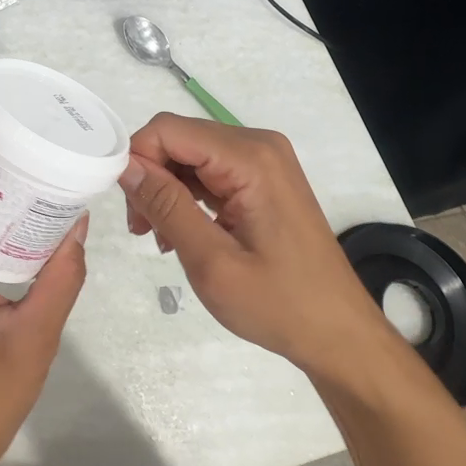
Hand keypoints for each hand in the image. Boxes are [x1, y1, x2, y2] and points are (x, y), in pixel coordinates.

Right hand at [117, 113, 393, 378]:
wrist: (340, 335)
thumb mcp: (212, 262)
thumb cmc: (279, 305)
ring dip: (166, 189)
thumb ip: (166, 207)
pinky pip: (209, 170)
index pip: (168, 130)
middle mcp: (258, 146)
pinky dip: (187, 195)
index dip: (137, 159)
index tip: (127, 207)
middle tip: (142, 229)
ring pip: (190, 154)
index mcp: (250, 159)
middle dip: (150, 177)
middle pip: (179, 139)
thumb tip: (126, 166)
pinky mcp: (263, 178)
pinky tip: (181, 232)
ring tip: (159, 237)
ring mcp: (264, 161)